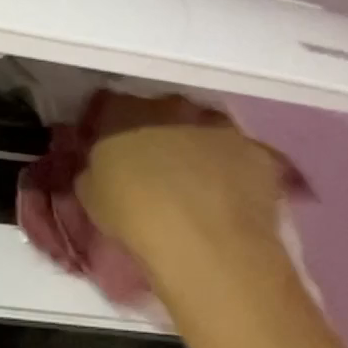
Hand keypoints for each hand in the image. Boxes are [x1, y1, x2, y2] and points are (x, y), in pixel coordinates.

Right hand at [75, 95, 289, 273]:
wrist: (206, 243)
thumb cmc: (133, 214)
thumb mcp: (88, 191)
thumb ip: (94, 167)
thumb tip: (102, 165)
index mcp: (121, 111)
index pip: (106, 104)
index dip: (104, 125)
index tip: (103, 147)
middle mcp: (171, 107)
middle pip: (159, 110)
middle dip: (154, 129)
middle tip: (149, 159)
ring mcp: (219, 126)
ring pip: (203, 126)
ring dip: (195, 143)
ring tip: (193, 177)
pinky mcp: (260, 152)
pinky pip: (240, 154)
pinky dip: (232, 167)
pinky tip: (227, 192)